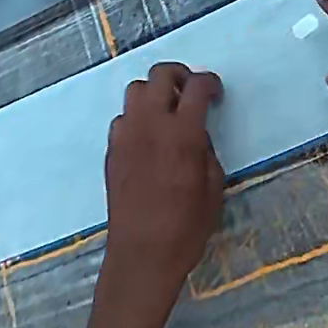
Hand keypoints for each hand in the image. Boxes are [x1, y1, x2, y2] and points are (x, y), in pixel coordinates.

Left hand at [102, 63, 225, 296]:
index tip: (215, 93)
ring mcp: (127, 133)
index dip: (210, 83)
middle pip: (161, 74)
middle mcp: (151, 123)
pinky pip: (123, 117)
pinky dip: (137, 117)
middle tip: (190, 93)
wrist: (142, 254)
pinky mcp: (112, 147)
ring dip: (155, 93)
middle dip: (180, 75)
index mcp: (183, 132)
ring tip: (167, 112)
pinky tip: (147, 138)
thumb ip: (206, 149)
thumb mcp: (213, 187)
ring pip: (137, 89)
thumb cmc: (186, 227)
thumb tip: (196, 132)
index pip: (197, 86)